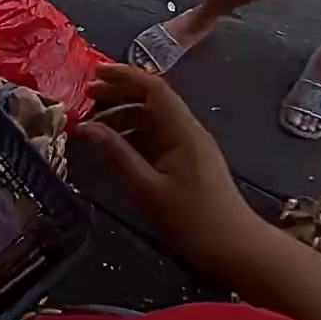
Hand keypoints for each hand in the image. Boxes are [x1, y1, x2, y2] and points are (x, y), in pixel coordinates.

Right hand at [79, 63, 262, 260]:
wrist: (235, 247)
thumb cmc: (193, 220)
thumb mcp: (148, 188)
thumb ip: (117, 154)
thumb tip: (88, 128)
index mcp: (182, 130)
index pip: (152, 87)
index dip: (122, 75)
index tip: (93, 73)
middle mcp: (186, 129)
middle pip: (150, 99)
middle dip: (118, 93)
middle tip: (86, 97)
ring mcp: (188, 144)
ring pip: (151, 119)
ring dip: (122, 116)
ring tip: (92, 124)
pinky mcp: (186, 158)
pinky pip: (156, 137)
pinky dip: (132, 135)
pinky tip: (112, 145)